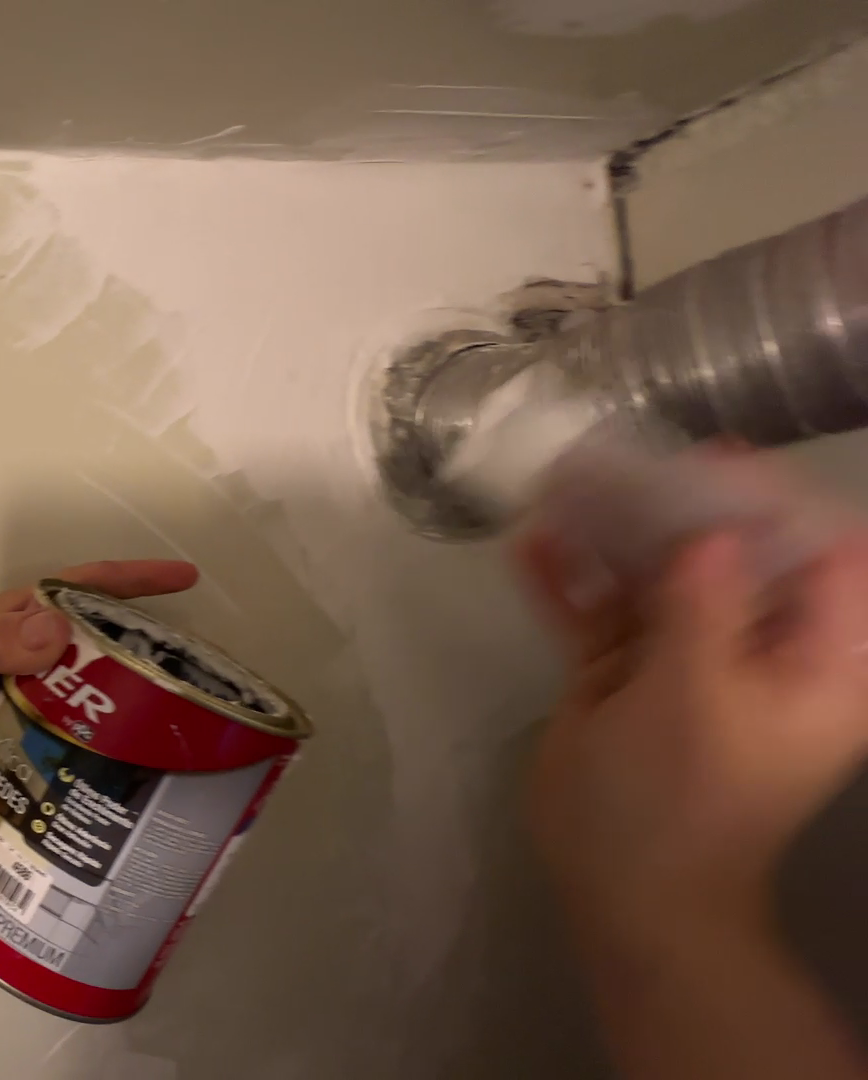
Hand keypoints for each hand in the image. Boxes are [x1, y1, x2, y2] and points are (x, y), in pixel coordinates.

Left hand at [0, 560, 198, 781]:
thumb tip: (61, 629)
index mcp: (15, 617)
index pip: (82, 588)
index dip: (132, 579)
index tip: (185, 578)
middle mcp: (28, 646)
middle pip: (96, 636)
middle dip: (141, 642)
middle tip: (192, 668)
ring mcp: (27, 686)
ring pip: (89, 681)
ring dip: (125, 691)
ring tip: (174, 716)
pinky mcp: (22, 724)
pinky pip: (71, 720)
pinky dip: (98, 728)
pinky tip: (127, 751)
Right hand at [516, 500, 867, 944]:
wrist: (622, 871)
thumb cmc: (682, 792)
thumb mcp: (698, 700)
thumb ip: (703, 615)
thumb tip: (709, 537)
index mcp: (811, 661)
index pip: (817, 562)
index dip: (771, 507)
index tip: (707, 463)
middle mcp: (747, 650)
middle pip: (718, 563)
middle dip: (668, 514)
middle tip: (609, 467)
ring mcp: (673, 662)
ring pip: (645, 583)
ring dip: (604, 541)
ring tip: (556, 491)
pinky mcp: (613, 675)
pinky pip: (592, 616)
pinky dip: (564, 584)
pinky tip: (529, 551)